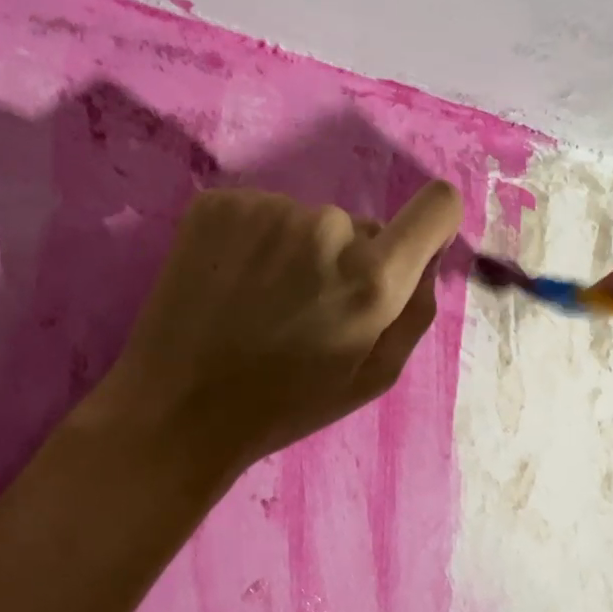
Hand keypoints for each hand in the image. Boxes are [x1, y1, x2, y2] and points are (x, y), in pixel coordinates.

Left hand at [89, 180, 462, 473]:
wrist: (176, 408)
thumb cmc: (284, 404)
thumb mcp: (373, 379)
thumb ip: (415, 312)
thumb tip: (424, 261)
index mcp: (371, 278)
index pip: (436, 206)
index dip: (432, 224)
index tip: (410, 249)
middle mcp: (325, 226)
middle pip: (358, 227)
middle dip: (343, 262)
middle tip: (302, 313)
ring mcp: (266, 209)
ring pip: (305, 222)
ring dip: (294, 254)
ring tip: (257, 305)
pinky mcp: (217, 203)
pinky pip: (259, 214)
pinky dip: (252, 243)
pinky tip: (228, 286)